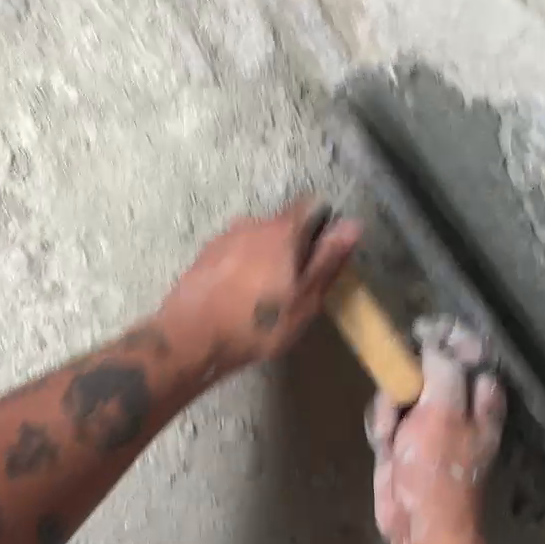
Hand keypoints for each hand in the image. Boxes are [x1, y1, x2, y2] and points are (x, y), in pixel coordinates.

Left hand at [160, 197, 360, 366]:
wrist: (191, 338)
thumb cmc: (257, 323)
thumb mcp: (305, 299)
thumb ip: (328, 259)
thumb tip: (353, 224)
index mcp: (281, 230)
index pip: (310, 205)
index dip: (322, 225)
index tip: (324, 255)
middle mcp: (250, 223)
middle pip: (281, 225)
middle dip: (292, 247)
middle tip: (294, 286)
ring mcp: (222, 238)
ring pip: (255, 240)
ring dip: (264, 259)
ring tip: (263, 297)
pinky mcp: (203, 257)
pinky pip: (233, 255)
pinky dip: (241, 269)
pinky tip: (238, 298)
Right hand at [368, 317, 505, 543]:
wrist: (417, 522)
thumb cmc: (438, 468)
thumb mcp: (443, 411)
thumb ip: (442, 369)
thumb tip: (432, 343)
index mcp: (481, 398)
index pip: (469, 350)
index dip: (448, 336)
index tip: (423, 331)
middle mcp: (457, 405)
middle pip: (426, 365)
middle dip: (405, 377)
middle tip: (402, 392)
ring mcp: (428, 421)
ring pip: (399, 388)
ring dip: (388, 407)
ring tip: (391, 433)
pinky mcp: (402, 438)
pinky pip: (384, 413)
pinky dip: (380, 426)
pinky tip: (383, 445)